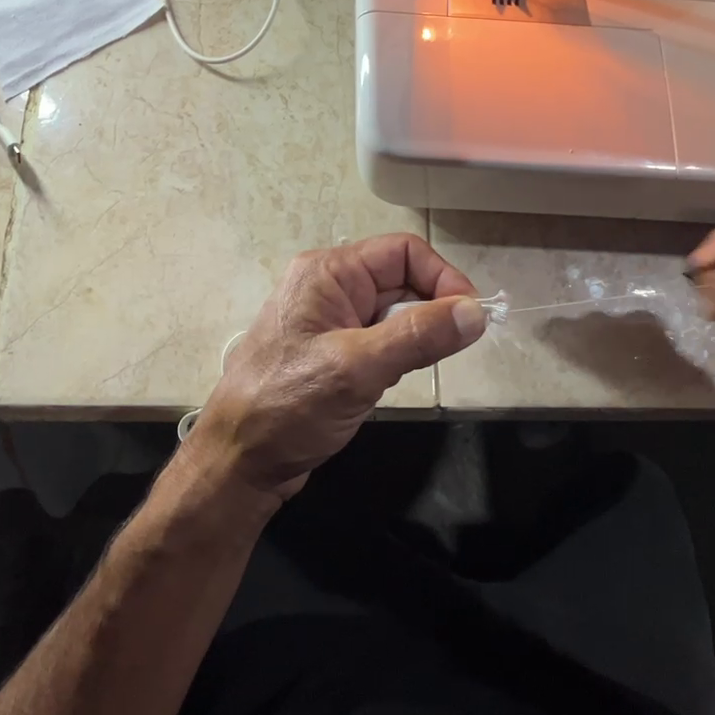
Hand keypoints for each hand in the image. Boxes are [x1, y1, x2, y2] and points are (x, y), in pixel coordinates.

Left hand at [184, 234, 486, 503]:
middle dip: (429, 313)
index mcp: (328, 273)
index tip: (471, 319)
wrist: (239, 461)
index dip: (443, 278)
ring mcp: (329, 321)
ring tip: (401, 373)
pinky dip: (395, 359)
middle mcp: (328, 288)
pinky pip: (380, 341)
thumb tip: (475, 312)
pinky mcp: (332, 353)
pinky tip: (384, 386)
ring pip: (394, 314)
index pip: (403, 252)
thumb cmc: (288, 406)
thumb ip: (417, 336)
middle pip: (401, 281)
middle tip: (444, 353)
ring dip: (411, 340)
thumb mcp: (357, 367)